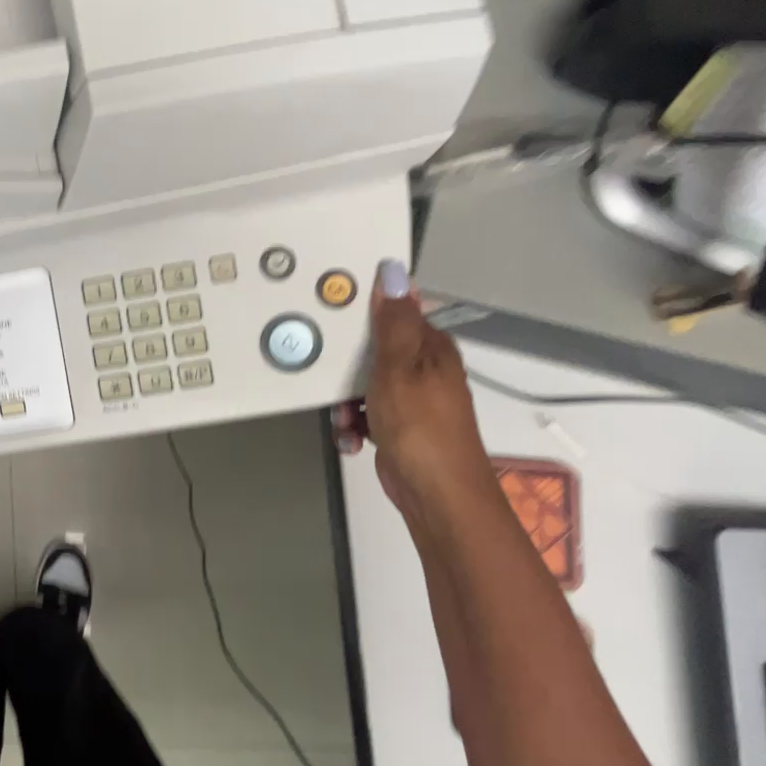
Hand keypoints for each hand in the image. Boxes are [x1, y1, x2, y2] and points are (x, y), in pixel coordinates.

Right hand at [332, 261, 500, 523]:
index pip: (392, 314)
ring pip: (361, 385)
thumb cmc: (420, 427)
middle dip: (343, 367)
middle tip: (330, 378)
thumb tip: (393, 271)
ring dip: (343, 402)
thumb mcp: (400, 368)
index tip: (329, 320)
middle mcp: (423, 370)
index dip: (360, 315)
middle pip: (370, 351)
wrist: (435, 493)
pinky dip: (352, 425)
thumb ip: (392, 322)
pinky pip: (363, 414)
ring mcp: (410, 400)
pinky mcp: (397, 426)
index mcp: (430, 349)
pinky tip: (351, 438)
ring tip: (343, 418)